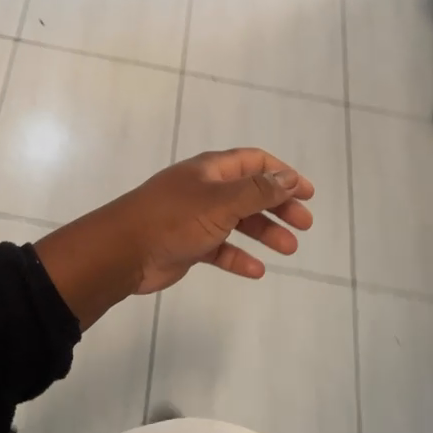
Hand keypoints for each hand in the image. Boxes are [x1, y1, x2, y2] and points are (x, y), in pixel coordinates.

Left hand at [33, 149, 314, 329]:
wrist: (124, 249)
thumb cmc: (174, 218)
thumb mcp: (221, 201)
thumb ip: (257, 191)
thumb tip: (289, 178)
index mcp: (211, 169)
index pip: (254, 162)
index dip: (282, 174)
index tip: (307, 193)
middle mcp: (205, 188)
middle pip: (250, 192)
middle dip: (278, 205)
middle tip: (305, 225)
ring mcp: (195, 216)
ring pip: (238, 221)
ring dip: (264, 232)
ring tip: (290, 249)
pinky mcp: (187, 243)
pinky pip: (220, 247)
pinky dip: (238, 256)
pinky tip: (256, 270)